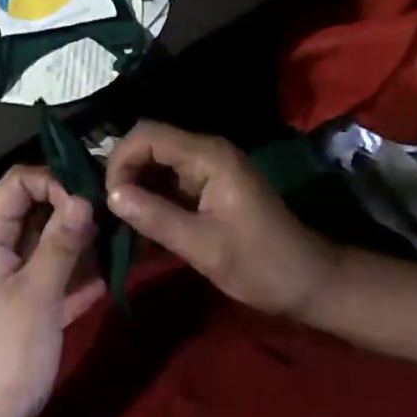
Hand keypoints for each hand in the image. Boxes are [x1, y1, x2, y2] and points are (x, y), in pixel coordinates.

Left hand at [0, 167, 95, 416]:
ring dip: (83, 238)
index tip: (88, 200)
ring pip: (52, 236)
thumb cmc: (8, 354)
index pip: (19, 181)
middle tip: (112, 215)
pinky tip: (108, 275)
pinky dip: (80, 268)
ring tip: (119, 241)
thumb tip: (85, 195)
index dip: (54, 181)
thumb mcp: (39, 294)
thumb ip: (62, 241)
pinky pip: (58, 267)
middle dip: (74, 207)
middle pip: (38, 205)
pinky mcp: (29, 297)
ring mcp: (14, 272)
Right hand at [107, 122, 340, 318]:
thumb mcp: (204, 247)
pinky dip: (152, 199)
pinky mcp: (210, 187)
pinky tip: (140, 228)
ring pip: (157, 163)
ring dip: (136, 187)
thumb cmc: (260, 264)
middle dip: (124, 173)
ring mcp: (209, 168)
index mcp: (208, 156)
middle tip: (110, 213)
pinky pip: (170, 181)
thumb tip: (111, 195)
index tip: (109, 199)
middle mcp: (207, 152)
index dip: (121, 160)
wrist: (308, 281)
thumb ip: (156, 218)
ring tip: (120, 222)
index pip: (148, 135)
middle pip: (150, 144)